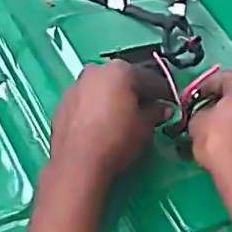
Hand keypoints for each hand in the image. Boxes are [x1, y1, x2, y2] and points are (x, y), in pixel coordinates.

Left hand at [46, 60, 170, 188]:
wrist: (78, 161)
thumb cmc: (117, 139)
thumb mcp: (145, 127)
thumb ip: (155, 113)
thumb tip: (163, 109)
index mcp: (120, 70)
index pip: (150, 79)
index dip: (163, 93)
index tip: (170, 103)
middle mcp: (96, 71)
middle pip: (122, 80)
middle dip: (135, 93)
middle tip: (145, 110)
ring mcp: (75, 86)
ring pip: (101, 90)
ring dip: (112, 100)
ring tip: (121, 119)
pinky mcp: (62, 104)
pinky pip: (85, 103)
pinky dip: (95, 110)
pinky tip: (100, 126)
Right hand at [187, 68, 231, 180]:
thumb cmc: (219, 140)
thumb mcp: (197, 120)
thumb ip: (197, 110)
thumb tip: (202, 114)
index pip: (215, 80)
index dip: (196, 93)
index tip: (186, 104)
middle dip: (215, 102)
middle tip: (197, 116)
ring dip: (227, 115)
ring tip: (209, 130)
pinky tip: (224, 138)